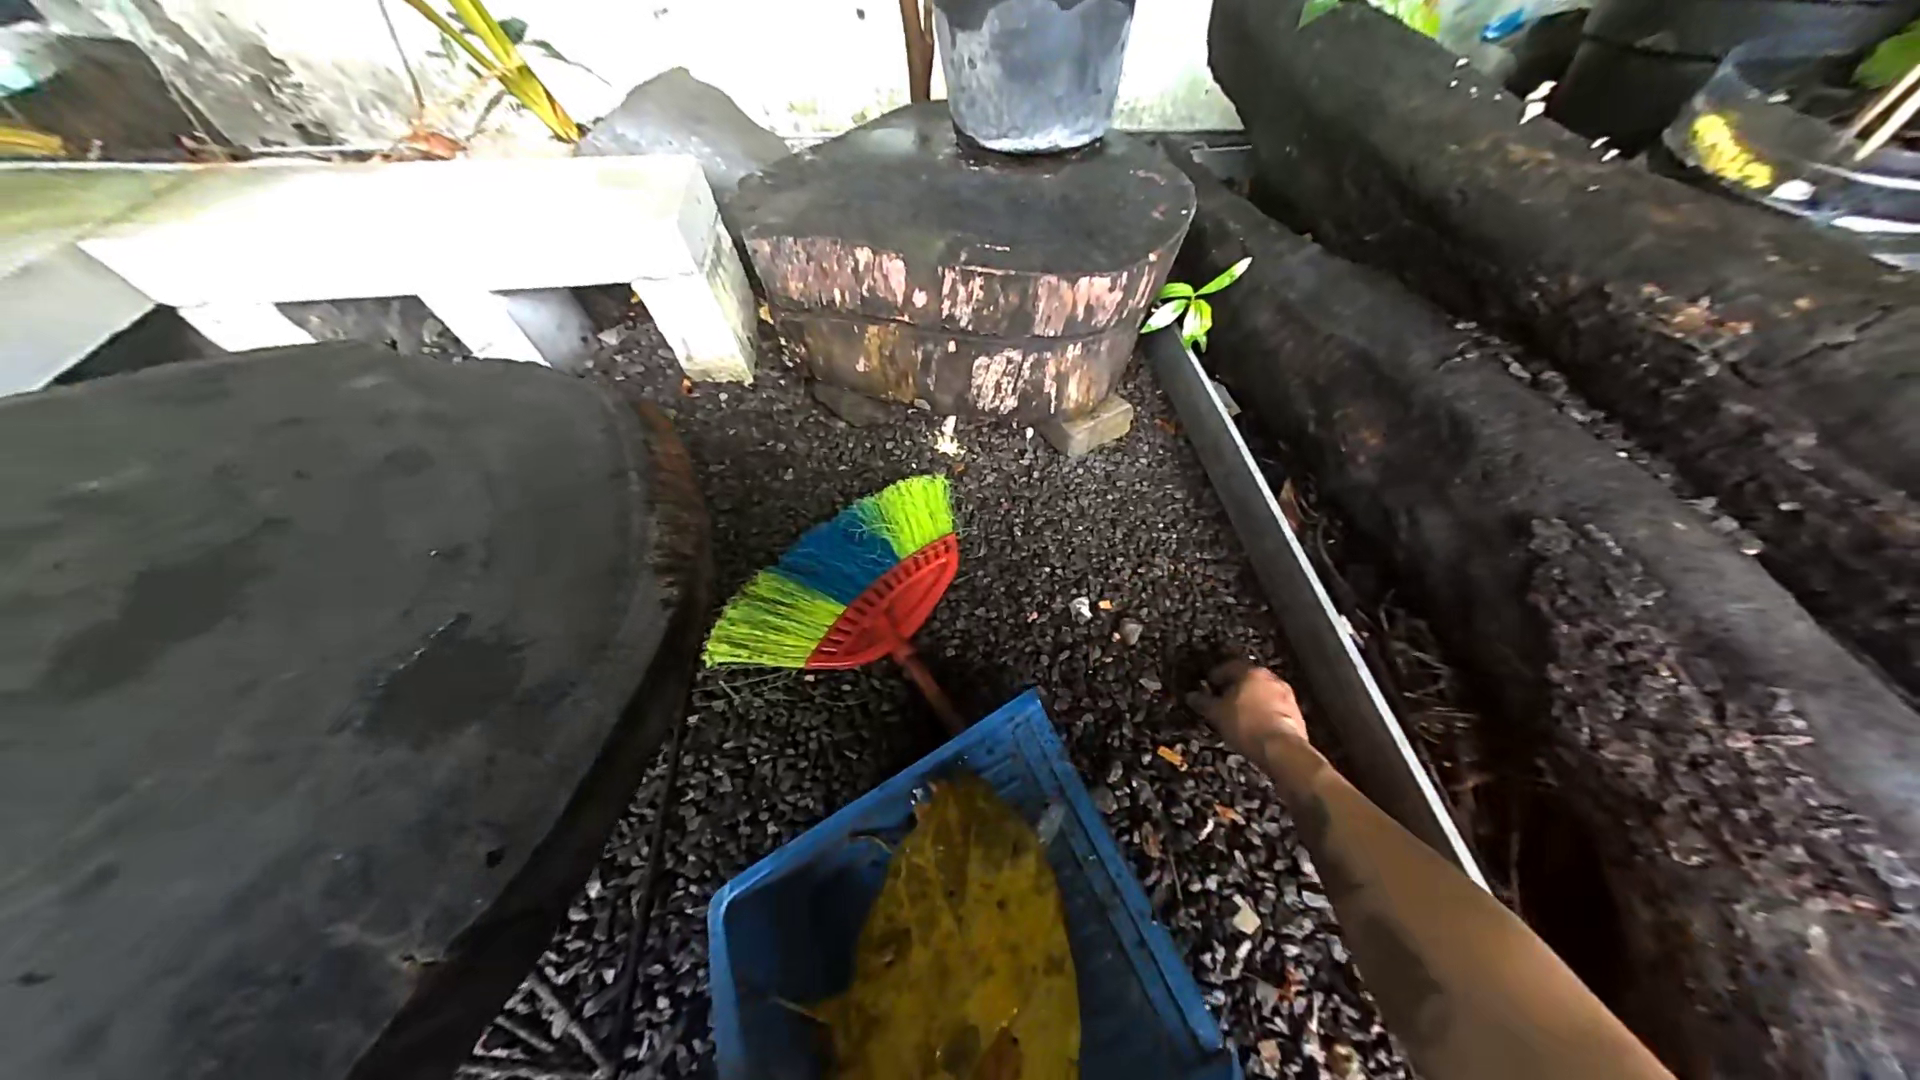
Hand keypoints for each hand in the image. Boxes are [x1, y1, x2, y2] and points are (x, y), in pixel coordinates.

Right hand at [1186, 661, 1308, 760]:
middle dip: (1236, 687)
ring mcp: (1287, 697)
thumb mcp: (1216, 714)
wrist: (1282, 750)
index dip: (1217, 674)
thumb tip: (1192, 696)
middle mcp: (1272, 680)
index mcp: (1252, 673)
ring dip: (1252, 701)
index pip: (1230, 666)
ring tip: (1239, 714)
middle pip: (1250, 679)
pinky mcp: (1297, 715)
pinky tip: (1255, 726)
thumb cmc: (1245, 724)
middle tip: (1223, 698)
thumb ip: (1203, 702)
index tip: (1210, 683)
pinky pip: (1275, 709)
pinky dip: (1264, 713)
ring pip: (1264, 694)